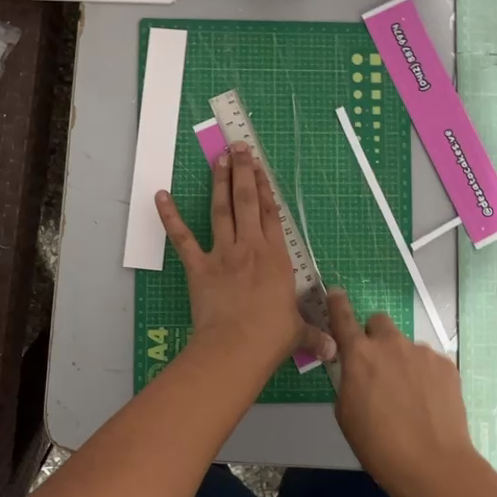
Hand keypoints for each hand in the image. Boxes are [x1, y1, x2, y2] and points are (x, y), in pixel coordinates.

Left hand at [156, 142, 333, 367]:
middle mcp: (251, 247)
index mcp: (277, 257)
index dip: (266, 187)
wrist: (236, 347)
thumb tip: (334, 349)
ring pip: (222, 209)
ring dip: (220, 182)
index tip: (260, 166)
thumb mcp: (299, 334)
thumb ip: (314, 335)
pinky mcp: (198, 266)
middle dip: (243, 171)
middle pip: (248, 201)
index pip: (272, 213)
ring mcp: (223, 253)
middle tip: (239, 147)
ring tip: (218, 158)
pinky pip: (182, 238)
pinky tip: (161, 196)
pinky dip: (170, 216)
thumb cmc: (271, 338)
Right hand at [327, 288, 477, 496]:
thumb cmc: (379, 446)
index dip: (337, 304)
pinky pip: (429, 362)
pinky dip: (426, 376)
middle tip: (380, 368)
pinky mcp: (446, 365)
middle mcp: (390, 344)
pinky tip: (429, 404)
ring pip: (406, 346)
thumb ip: (348, 382)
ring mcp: (422, 352)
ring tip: (411, 398)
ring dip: (404, 362)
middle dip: (376, 338)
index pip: (343, 318)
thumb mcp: (346, 414)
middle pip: (379, 323)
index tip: (337, 293)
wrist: (433, 466)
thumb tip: (357, 373)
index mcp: (359, 355)